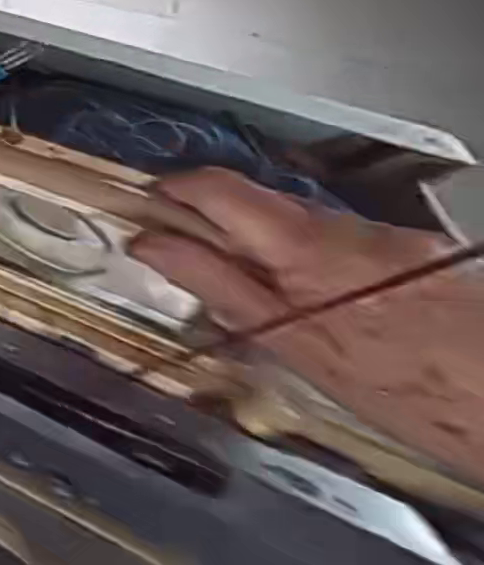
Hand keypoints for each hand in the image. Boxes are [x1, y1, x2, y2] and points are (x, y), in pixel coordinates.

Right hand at [131, 167, 483, 484]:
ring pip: (302, 223)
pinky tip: (340, 307)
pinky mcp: (431, 254)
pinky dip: (320, 261)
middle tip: (202, 266)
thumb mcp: (288, 341)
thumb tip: (146, 240)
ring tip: (279, 299)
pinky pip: (347, 242)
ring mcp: (397, 237)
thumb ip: (212, 281)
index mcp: (303, 242)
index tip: (147, 207)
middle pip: (258, 202)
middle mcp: (350, 226)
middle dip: (220, 225)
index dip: (172, 188)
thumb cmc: (406, 391)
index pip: (215, 185)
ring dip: (272, 247)